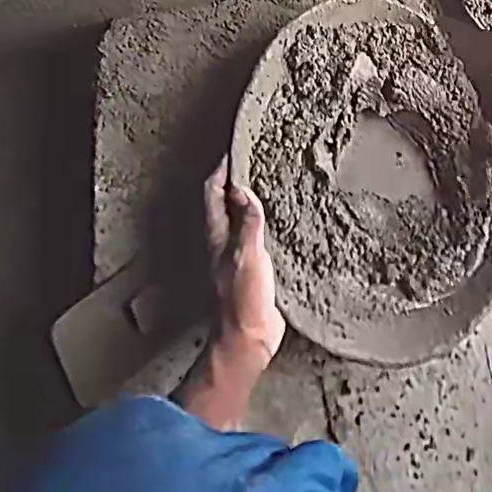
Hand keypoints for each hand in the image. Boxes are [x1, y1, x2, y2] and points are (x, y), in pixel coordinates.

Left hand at [204, 164, 284, 366]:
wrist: (249, 341)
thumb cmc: (243, 300)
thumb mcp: (248, 255)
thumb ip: (248, 223)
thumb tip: (243, 189)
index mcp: (217, 236)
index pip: (213, 193)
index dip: (221, 171)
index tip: (233, 150)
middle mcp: (223, 242)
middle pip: (224, 202)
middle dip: (235, 180)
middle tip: (254, 159)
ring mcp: (237, 255)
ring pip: (239, 218)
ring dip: (248, 199)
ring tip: (269, 182)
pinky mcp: (252, 268)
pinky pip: (255, 235)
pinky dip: (263, 221)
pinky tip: (279, 219)